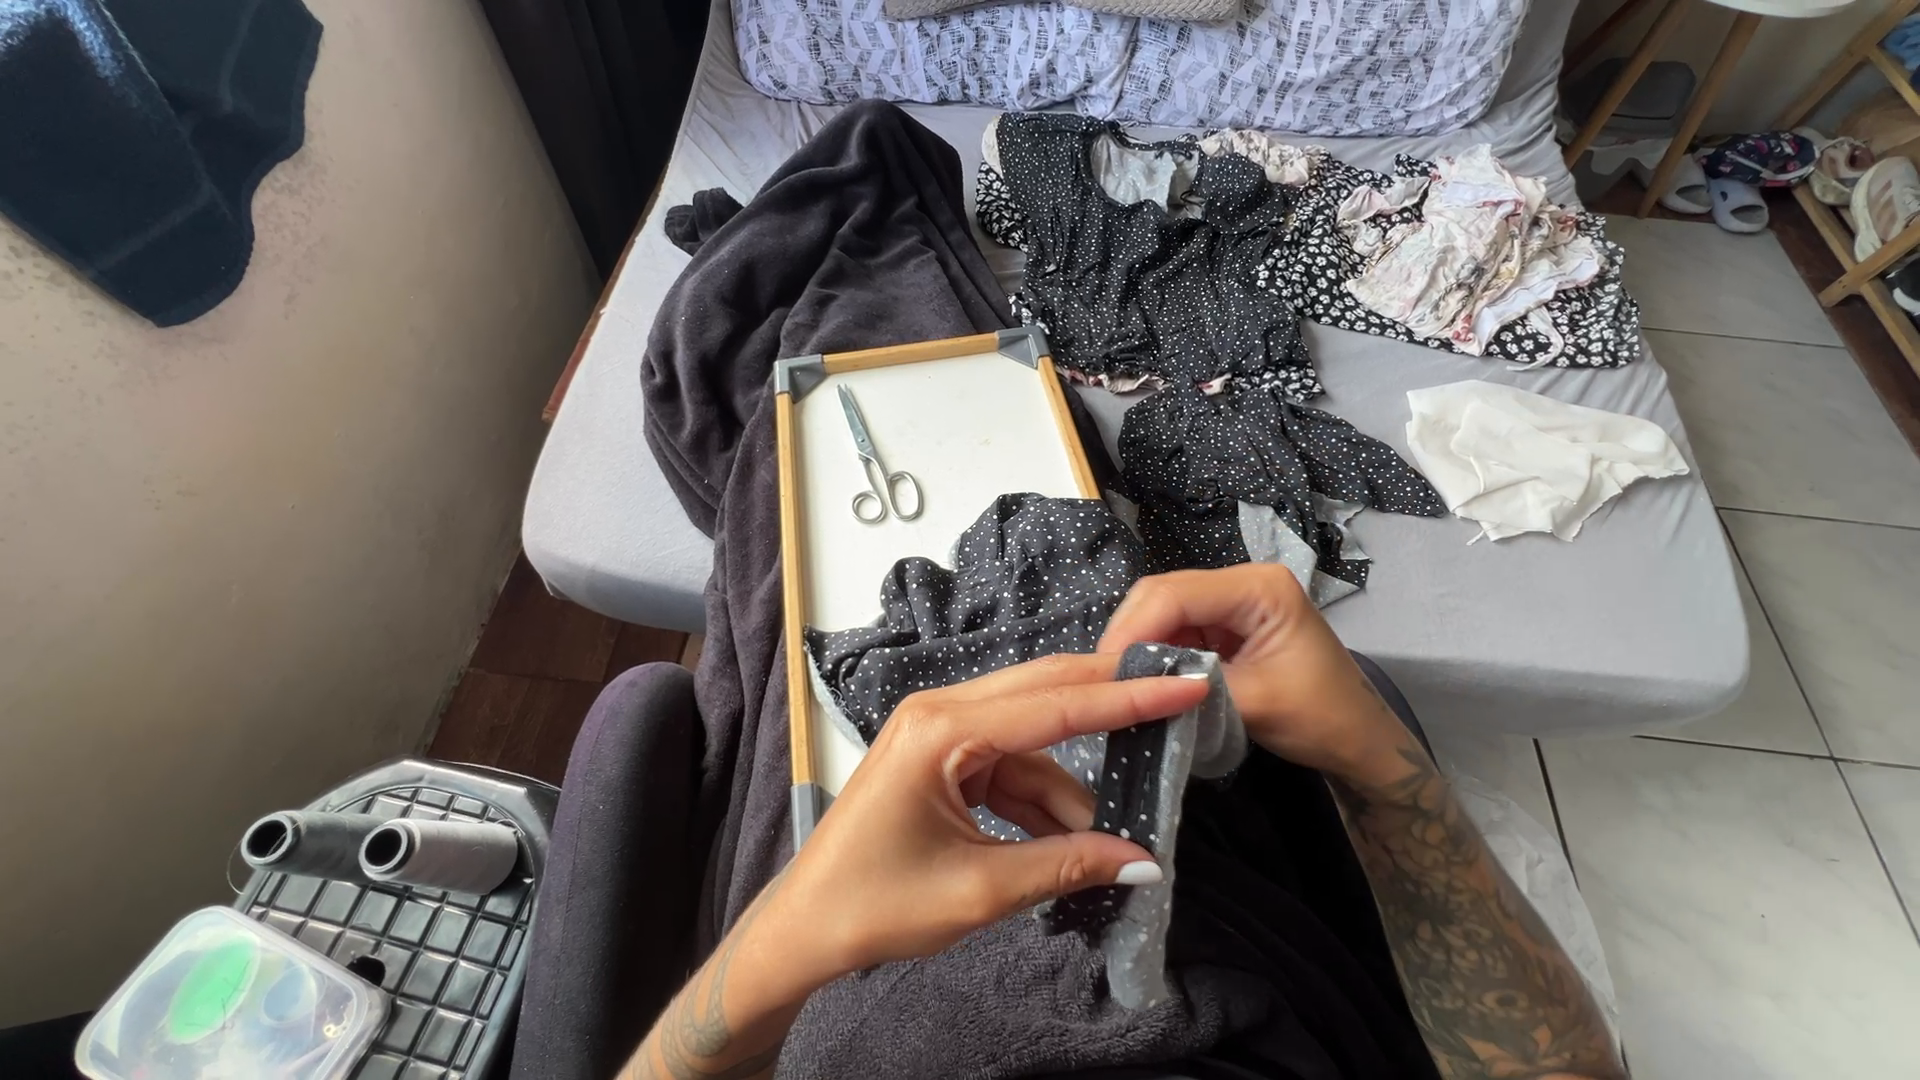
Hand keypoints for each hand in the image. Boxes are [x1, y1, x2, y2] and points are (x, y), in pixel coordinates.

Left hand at [760, 654, 1208, 985]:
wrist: (806, 926)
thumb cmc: (875, 903)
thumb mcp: (980, 888)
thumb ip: (1067, 864)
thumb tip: (1143, 861)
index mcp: (942, 728)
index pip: (1053, 704)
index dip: (1126, 698)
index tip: (1183, 683)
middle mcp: (940, 712)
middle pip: (1043, 695)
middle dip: (1108, 710)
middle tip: (1172, 712)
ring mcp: (939, 732)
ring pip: (1030, 742)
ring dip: (1069, 790)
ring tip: (1107, 842)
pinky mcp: (942, 757)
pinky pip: (1008, 767)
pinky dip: (1039, 802)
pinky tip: (1066, 842)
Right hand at [1098, 564, 1416, 785]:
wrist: (1359, 742)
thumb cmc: (1322, 718)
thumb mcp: (1256, 704)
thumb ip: (1194, 687)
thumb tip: (1135, 685)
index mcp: (1259, 587)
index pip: (1176, 593)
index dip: (1135, 627)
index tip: (1107, 668)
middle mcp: (1241, 582)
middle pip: (1162, 594)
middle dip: (1129, 632)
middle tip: (1105, 675)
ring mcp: (1230, 602)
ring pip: (1160, 610)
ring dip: (1137, 642)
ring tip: (1116, 677)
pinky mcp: (1222, 624)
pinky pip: (1173, 628)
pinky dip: (1152, 651)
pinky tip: (1139, 674)